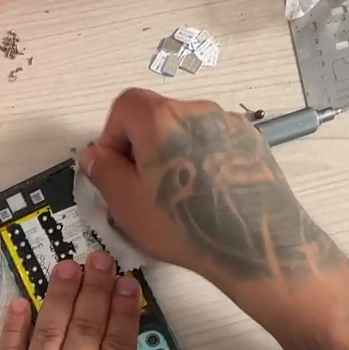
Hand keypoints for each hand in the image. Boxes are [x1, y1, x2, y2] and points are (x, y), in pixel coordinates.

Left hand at [0, 251, 181, 349]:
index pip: (119, 348)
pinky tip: (22, 302)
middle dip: (95, 290)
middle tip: (100, 257)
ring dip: (60, 296)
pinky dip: (15, 326)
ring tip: (67, 266)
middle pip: (85, 329)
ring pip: (48, 331)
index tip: (130, 284)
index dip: (126, 313)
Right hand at [79, 89, 327, 285]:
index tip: (114, 169)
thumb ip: (103, 171)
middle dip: (141, 149)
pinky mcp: (252, 144)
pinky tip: (204, 198)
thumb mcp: (124, 203)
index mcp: (161, 118)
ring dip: (171, 157)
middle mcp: (197, 110)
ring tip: (176, 198)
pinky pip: (212, 145)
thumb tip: (95, 155)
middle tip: (141, 190)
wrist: (254, 243)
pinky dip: (200, 163)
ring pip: (185, 132)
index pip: (124, 106)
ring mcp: (229, 125)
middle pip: (156, 118)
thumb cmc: (181, 223)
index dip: (112, 136)